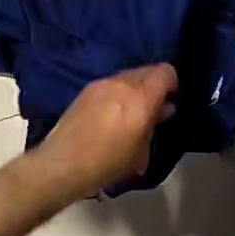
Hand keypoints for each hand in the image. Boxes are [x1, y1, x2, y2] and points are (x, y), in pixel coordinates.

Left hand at [31, 65, 176, 199]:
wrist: (62, 165)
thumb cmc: (107, 163)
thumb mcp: (140, 151)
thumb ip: (154, 125)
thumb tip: (162, 110)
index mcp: (142, 97)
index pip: (166, 72)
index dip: (172, 84)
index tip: (169, 102)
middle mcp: (123, 83)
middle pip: (148, 70)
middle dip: (153, 86)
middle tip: (152, 109)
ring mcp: (102, 83)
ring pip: (128, 76)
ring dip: (135, 89)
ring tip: (129, 114)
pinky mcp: (86, 89)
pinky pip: (111, 84)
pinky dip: (117, 93)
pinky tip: (109, 115)